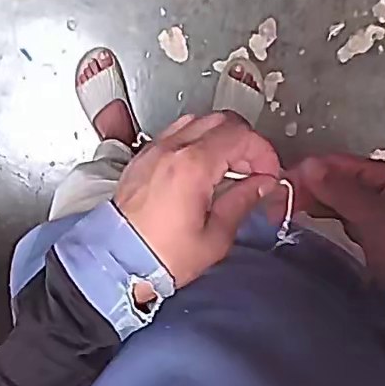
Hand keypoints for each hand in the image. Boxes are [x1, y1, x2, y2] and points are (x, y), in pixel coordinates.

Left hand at [114, 112, 281, 288]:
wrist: (115, 264)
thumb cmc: (159, 257)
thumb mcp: (214, 237)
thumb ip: (241, 202)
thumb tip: (260, 185)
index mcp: (192, 166)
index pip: (241, 137)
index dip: (264, 152)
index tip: (269, 173)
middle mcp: (170, 150)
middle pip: (220, 121)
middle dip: (245, 141)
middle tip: (253, 169)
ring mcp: (152, 152)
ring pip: (195, 122)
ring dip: (218, 138)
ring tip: (227, 168)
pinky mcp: (140, 161)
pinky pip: (173, 134)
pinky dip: (193, 142)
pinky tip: (199, 169)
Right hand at [292, 153, 384, 330]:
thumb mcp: (376, 218)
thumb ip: (340, 191)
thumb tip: (306, 165)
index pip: (335, 165)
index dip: (305, 174)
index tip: (275, 191)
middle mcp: (382, 191)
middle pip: (334, 181)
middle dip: (305, 190)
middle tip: (273, 207)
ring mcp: (378, 214)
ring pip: (335, 201)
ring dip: (311, 204)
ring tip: (282, 216)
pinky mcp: (373, 236)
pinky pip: (341, 219)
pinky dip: (322, 220)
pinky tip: (306, 226)